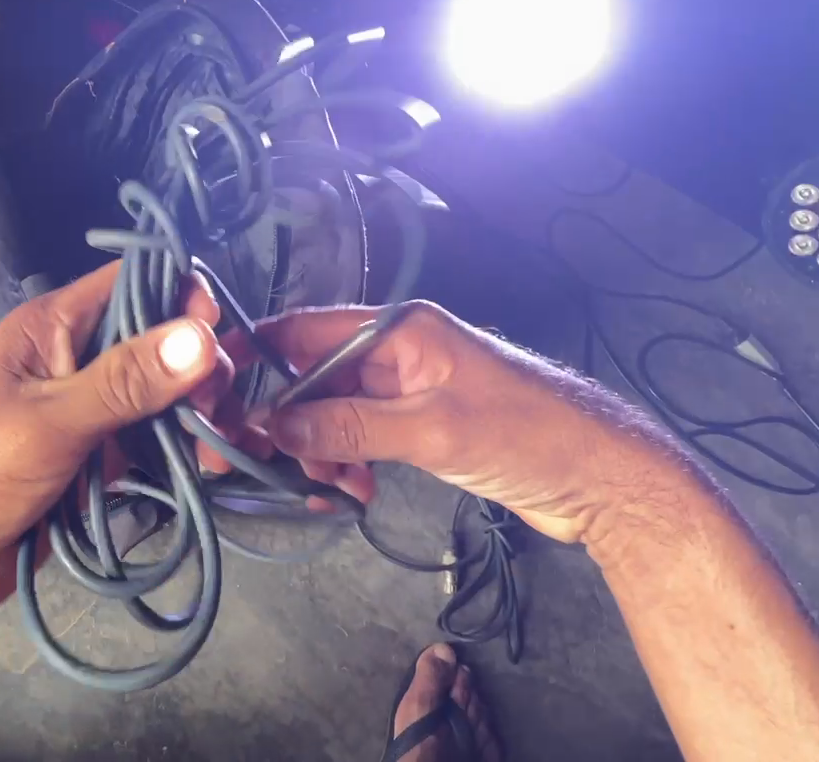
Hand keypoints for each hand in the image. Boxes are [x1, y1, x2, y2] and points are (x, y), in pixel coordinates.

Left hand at [0, 262, 229, 628]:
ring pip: (160, 394)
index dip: (179, 294)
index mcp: (53, 325)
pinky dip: (182, 449)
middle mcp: (75, 357)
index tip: (220, 329)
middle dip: (197, 364)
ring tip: (225, 443)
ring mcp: (88, 410)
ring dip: (196, 411)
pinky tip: (211, 468)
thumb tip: (203, 337)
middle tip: (218, 404)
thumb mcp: (51, 420)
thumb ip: (126, 380)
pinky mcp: (96, 457)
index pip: (129, 283)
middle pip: (156, 340)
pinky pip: (151, 440)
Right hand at [246, 301, 697, 545]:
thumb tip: (270, 424)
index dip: (257, 352)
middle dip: (287, 417)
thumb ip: (346, 425)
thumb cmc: (523, 435)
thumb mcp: (429, 429)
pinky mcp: (415, 422)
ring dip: (318, 446)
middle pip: (313, 377)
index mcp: (397, 329)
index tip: (215, 384)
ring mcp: (403, 387)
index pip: (306, 330)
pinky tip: (350, 488)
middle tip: (259, 460)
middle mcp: (393, 350)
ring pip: (333, 410)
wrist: (603, 480)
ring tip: (328, 485)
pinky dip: (345, 458)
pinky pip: (358, 433)